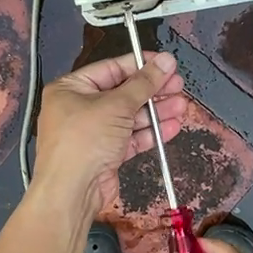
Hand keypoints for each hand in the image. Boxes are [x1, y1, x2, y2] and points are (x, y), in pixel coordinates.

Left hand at [33, 52, 186, 214]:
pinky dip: (150, 133)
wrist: (72, 191)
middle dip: (152, 91)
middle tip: (177, 84)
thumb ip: (144, 83)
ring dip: (156, 112)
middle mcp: (79, 108)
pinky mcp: (105, 153)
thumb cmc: (82, 142)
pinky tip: (171, 126)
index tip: (164, 63)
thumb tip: (165, 61)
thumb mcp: (116, 105)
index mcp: (71, 88)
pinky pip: (131, 138)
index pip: (111, 69)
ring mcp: (93, 132)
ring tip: (181, 105)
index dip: (140, 65)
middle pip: (123, 93)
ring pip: (130, 117)